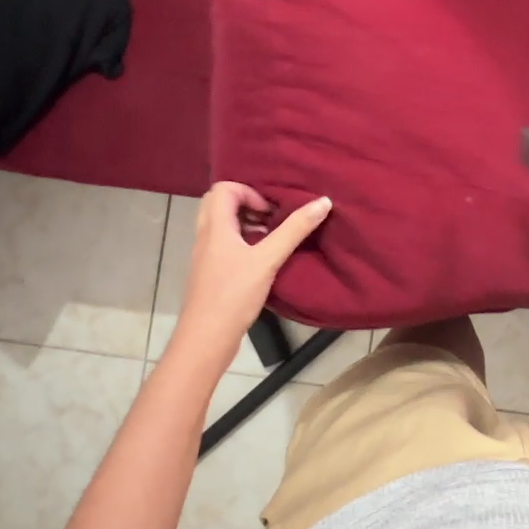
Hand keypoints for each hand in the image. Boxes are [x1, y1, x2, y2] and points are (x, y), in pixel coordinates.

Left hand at [177, 183, 330, 347]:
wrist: (206, 339)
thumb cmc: (234, 295)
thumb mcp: (268, 259)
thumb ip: (295, 229)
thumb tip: (323, 202)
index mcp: (215, 227)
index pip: (224, 189)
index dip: (250, 193)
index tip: (270, 212)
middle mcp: (205, 236)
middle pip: (219, 203)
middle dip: (247, 203)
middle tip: (270, 218)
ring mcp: (205, 255)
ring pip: (221, 224)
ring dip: (245, 222)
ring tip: (270, 236)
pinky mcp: (209, 272)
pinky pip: (223, 243)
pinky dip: (242, 240)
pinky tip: (262, 259)